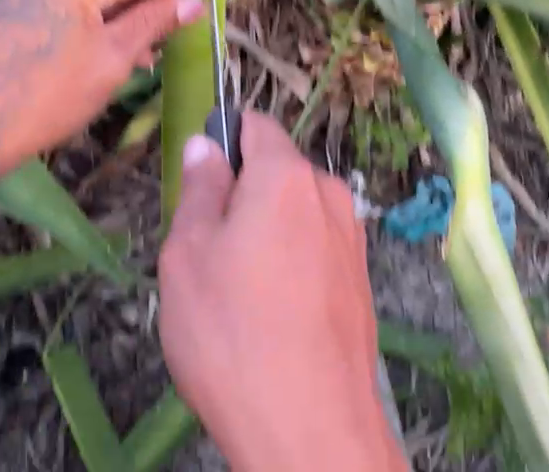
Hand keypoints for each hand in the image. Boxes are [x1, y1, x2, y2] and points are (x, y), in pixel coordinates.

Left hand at [0, 0, 202, 172]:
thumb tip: (194, 1)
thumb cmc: (45, 97)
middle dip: (150, 6)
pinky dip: (98, 19)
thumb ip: (155, 21)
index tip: (205, 14)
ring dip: (126, 16)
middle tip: (175, 41)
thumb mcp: (113, 58)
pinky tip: (115, 49)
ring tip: (147, 54)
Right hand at [159, 115, 405, 471]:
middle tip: (208, 253)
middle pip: (276, 172)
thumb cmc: (232, 333)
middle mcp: (328, 193)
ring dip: (266, 234)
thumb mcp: (188, 256)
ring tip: (237, 294)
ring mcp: (352, 235)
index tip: (199, 184)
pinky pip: (315, 248)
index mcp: (287, 175)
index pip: (255, 125)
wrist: (310, 423)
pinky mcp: (360, 276)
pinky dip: (291, 264)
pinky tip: (271, 315)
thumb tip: (207, 146)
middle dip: (241, 196)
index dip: (223, 141)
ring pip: (295, 214)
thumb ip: (199, 191)